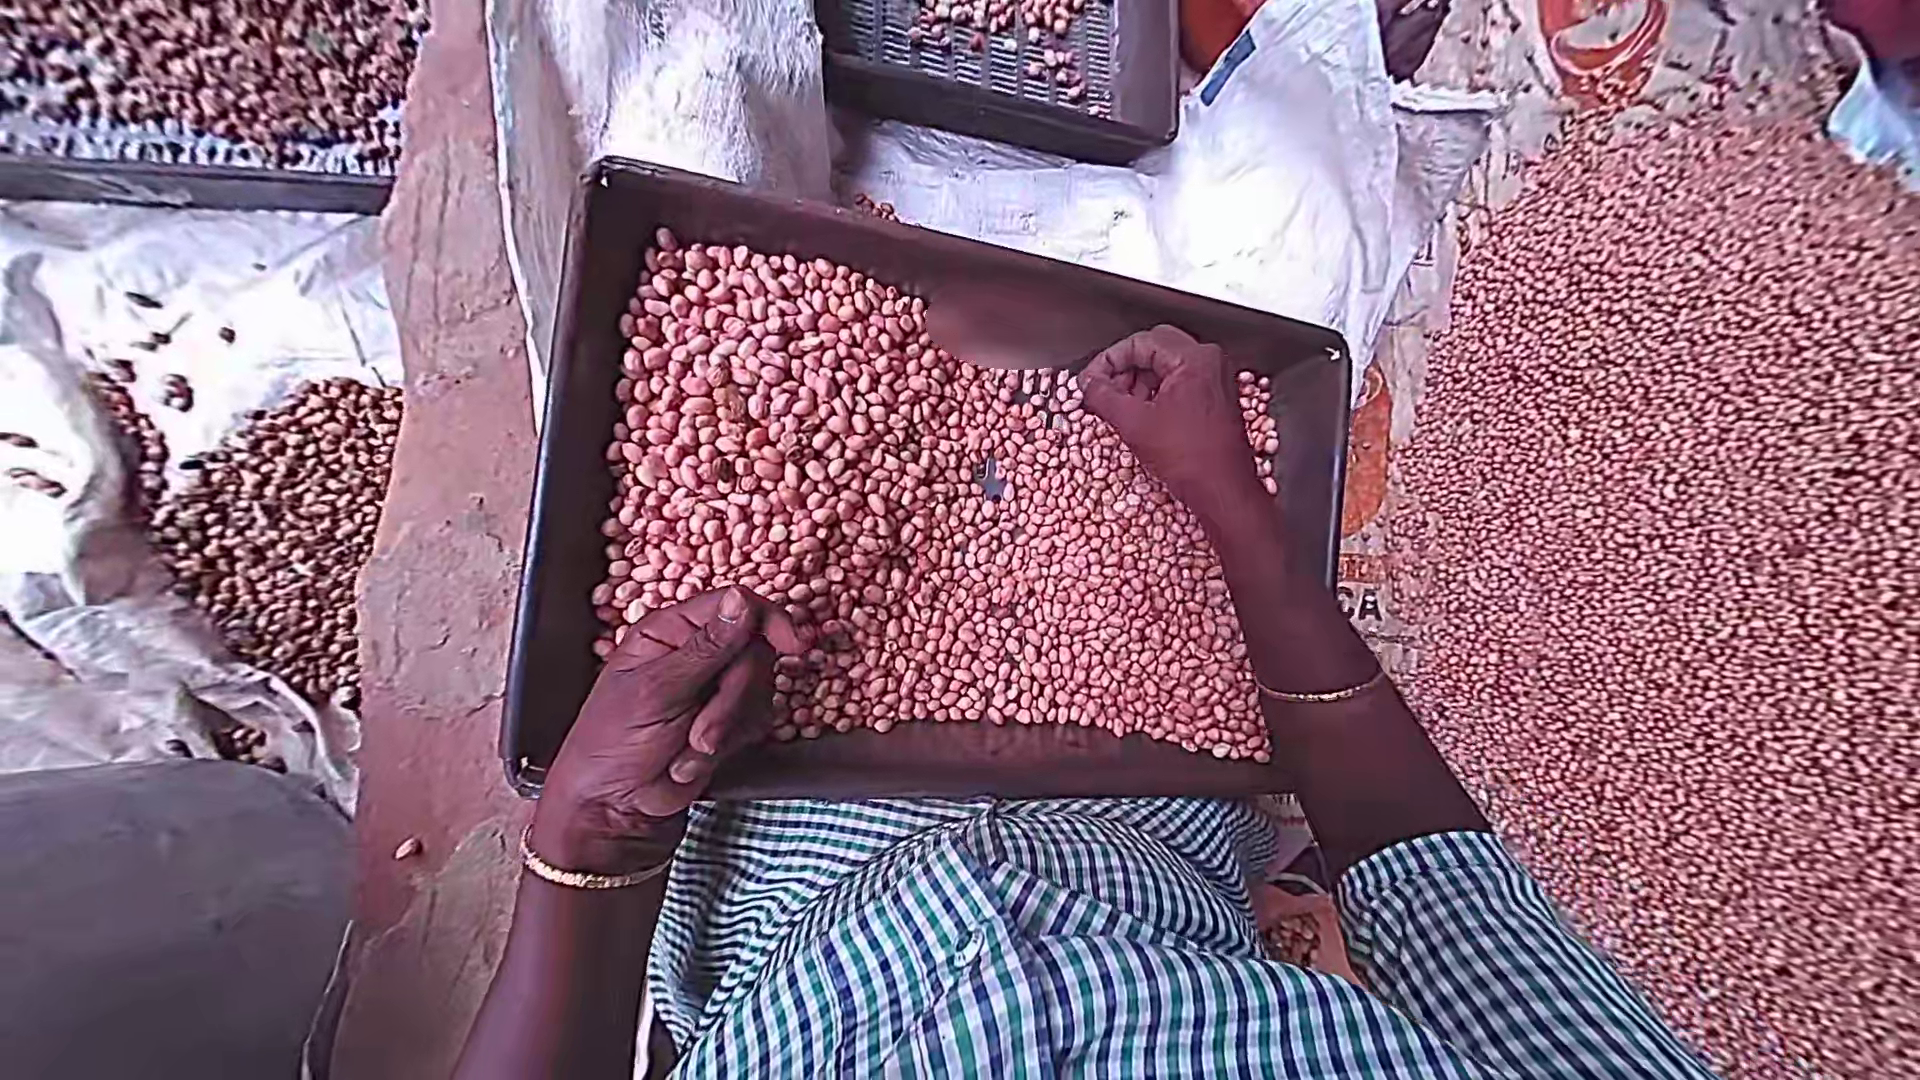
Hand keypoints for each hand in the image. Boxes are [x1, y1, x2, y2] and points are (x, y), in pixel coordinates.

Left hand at [530, 587, 807, 874]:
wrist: (615, 811)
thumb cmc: (613, 744)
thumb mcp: (656, 691)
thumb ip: (706, 647)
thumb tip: (741, 600)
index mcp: (672, 630)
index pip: (734, 604)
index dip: (768, 620)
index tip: (793, 644)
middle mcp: (700, 649)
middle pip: (755, 649)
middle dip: (734, 696)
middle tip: (703, 732)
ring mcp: (719, 683)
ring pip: (761, 686)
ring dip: (729, 724)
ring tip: (690, 750)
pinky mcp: (734, 716)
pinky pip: (759, 716)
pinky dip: (732, 742)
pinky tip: (696, 758)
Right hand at [1078, 325, 1263, 527]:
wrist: (1222, 489)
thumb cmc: (1188, 458)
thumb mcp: (1134, 424)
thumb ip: (1104, 397)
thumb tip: (1087, 384)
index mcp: (1193, 359)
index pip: (1140, 343)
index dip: (1108, 361)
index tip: (1090, 380)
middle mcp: (1209, 362)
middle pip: (1153, 349)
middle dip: (1123, 370)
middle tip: (1102, 391)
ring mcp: (1215, 379)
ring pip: (1165, 367)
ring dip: (1137, 383)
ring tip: (1120, 407)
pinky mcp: (1214, 398)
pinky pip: (1178, 383)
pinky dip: (1154, 394)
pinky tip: (1140, 416)